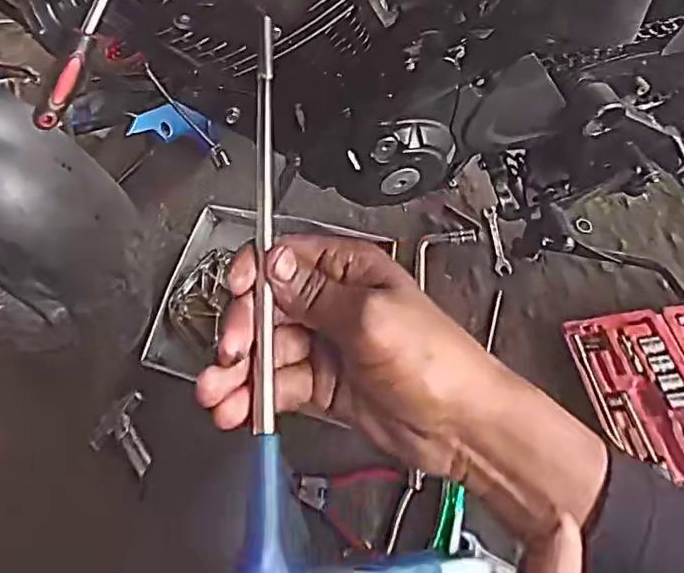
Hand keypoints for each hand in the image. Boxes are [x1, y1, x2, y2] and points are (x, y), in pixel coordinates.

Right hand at [194, 236, 606, 545]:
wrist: (463, 427)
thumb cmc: (437, 361)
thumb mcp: (372, 317)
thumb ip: (316, 293)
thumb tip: (275, 264)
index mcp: (350, 270)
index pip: (288, 257)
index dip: (256, 271)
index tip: (235, 291)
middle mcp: (336, 301)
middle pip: (270, 306)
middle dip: (244, 329)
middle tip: (229, 355)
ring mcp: (329, 343)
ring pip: (270, 350)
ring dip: (241, 372)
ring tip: (219, 393)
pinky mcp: (325, 383)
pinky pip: (281, 384)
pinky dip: (257, 397)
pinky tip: (240, 409)